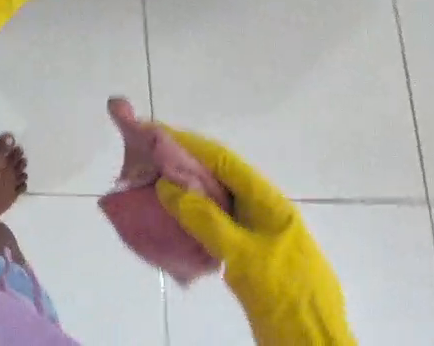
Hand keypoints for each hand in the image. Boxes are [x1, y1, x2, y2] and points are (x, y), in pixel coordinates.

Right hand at [155, 129, 353, 345]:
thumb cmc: (284, 298)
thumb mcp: (243, 257)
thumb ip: (205, 219)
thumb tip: (167, 186)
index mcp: (269, 203)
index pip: (224, 160)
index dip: (190, 144)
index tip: (156, 134)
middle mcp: (266, 212)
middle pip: (220, 178)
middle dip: (185, 167)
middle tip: (149, 164)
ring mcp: (261, 236)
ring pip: (218, 203)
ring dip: (188, 194)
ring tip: (154, 190)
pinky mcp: (253, 259)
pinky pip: (219, 228)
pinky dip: (196, 221)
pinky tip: (175, 226)